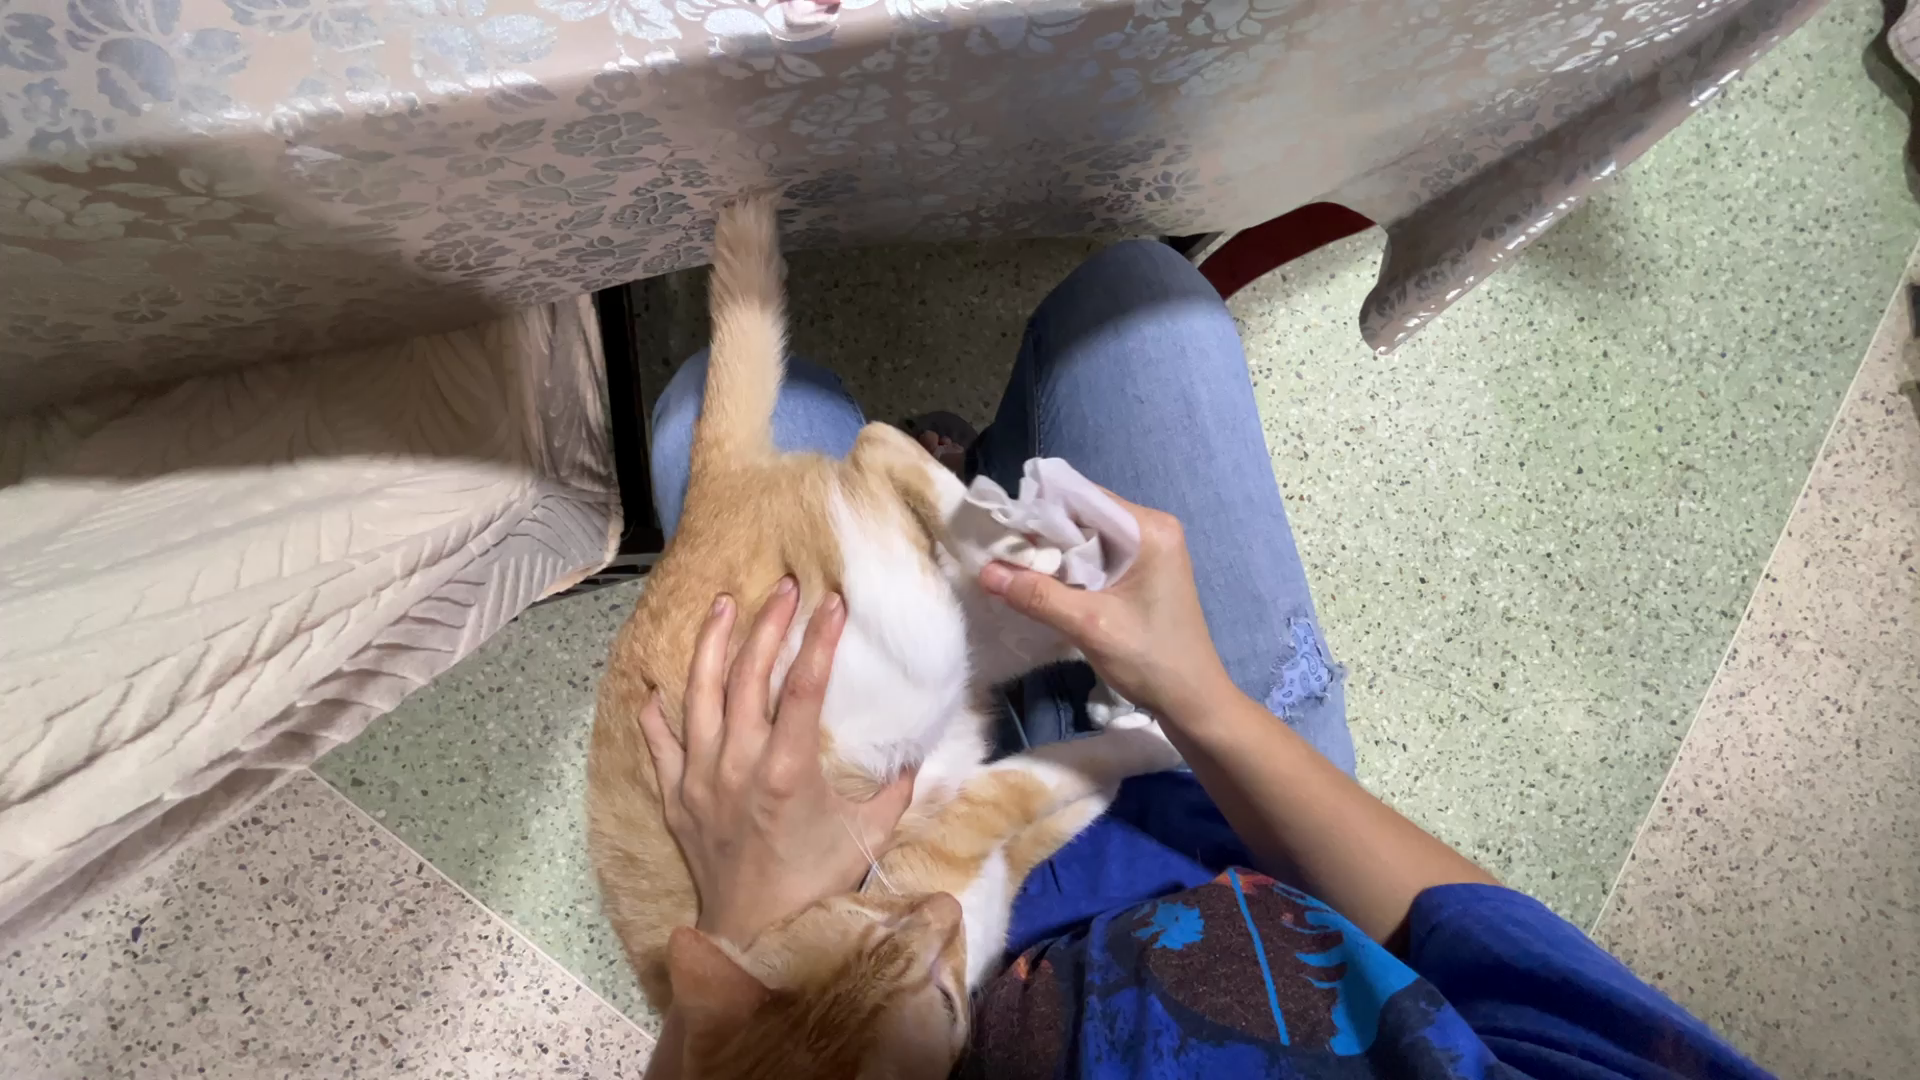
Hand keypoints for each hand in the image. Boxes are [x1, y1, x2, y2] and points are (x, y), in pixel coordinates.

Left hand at [636, 579, 916, 946]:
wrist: (754, 934)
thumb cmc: (815, 880)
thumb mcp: (868, 835)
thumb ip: (896, 791)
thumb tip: (917, 756)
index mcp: (787, 768)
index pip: (804, 685)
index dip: (819, 639)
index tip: (831, 601)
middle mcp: (738, 763)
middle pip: (748, 676)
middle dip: (768, 624)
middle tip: (785, 587)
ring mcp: (700, 777)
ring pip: (699, 695)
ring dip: (711, 645)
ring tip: (722, 604)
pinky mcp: (676, 796)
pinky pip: (659, 745)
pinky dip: (655, 715)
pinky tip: (653, 687)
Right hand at [979, 493, 1232, 722]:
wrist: (1192, 702)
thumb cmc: (1151, 660)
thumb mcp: (1090, 625)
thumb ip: (1038, 596)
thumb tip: (986, 572)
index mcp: (1149, 528)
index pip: (1082, 497)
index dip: (1040, 510)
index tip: (1003, 531)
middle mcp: (1151, 528)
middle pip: (1082, 515)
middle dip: (1043, 534)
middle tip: (1003, 555)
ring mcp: (1148, 550)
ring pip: (1085, 536)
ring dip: (1053, 552)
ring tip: (1016, 570)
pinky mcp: (1141, 571)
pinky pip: (1095, 555)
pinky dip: (1069, 567)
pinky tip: (1044, 584)